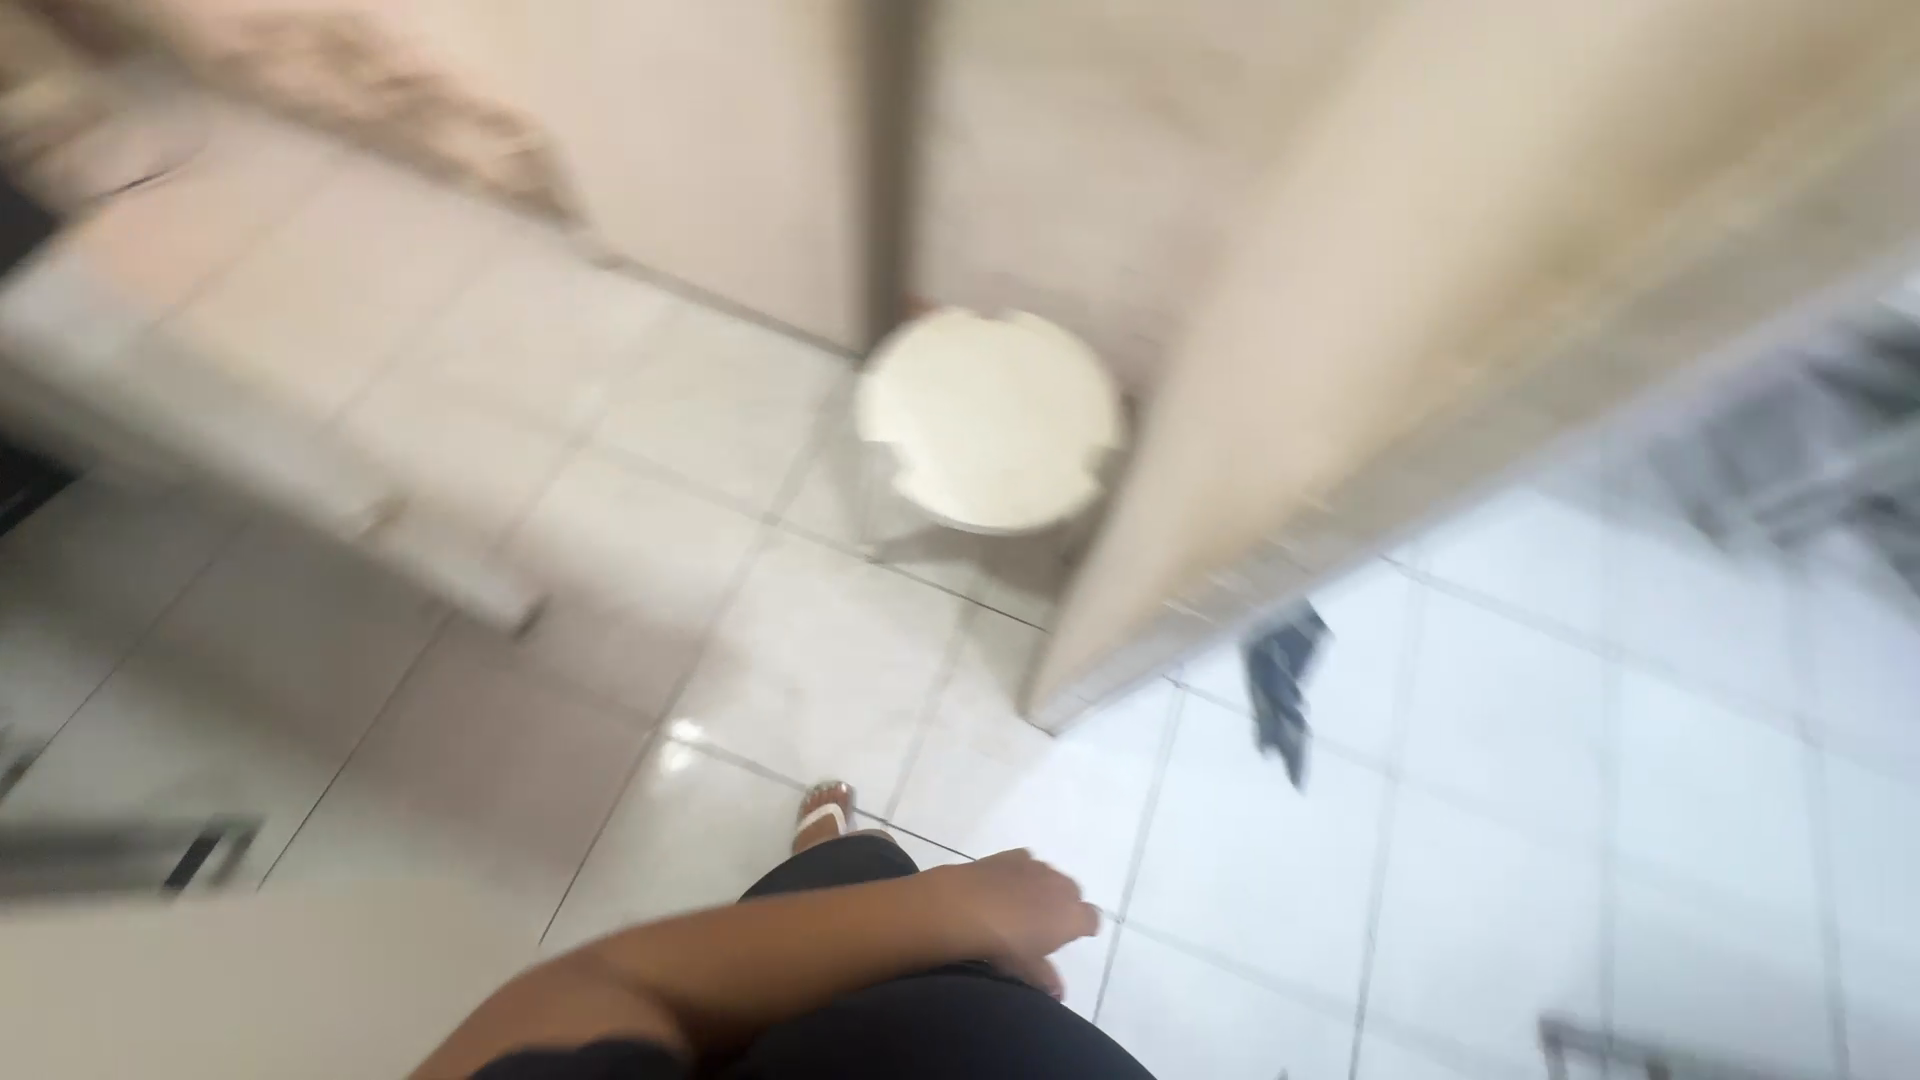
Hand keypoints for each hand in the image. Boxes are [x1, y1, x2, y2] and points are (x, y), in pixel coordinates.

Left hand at [928, 849, 1099, 994]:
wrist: (968, 906)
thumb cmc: (1004, 944)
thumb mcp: (1026, 969)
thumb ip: (1046, 978)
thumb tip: (1058, 991)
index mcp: (1071, 917)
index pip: (1092, 919)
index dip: (1083, 927)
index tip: (1071, 936)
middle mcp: (1060, 886)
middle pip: (1072, 893)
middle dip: (1063, 905)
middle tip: (1043, 924)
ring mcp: (1037, 866)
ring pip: (1050, 876)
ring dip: (1042, 887)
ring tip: (1020, 905)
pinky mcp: (1014, 855)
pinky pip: (1027, 862)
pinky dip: (1021, 872)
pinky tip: (1003, 885)